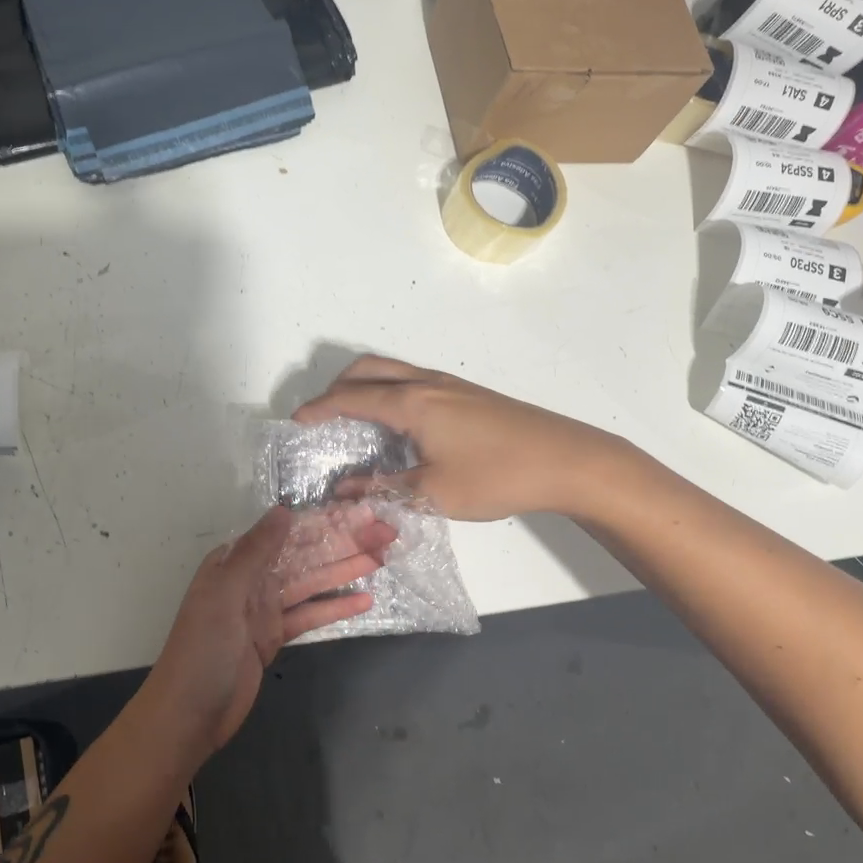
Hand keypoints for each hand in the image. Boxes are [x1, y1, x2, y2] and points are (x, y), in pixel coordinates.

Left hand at [144, 505, 396, 754]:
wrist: (188, 713)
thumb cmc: (202, 648)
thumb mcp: (225, 594)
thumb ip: (256, 552)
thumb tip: (283, 510)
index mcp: (234, 562)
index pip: (286, 533)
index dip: (324, 522)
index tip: (363, 513)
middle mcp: (250, 580)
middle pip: (303, 556)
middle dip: (342, 543)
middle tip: (386, 534)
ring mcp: (263, 610)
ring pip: (311, 584)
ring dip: (344, 572)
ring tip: (382, 560)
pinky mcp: (273, 639)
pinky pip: (309, 617)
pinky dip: (335, 609)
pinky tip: (364, 601)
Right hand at [293, 355, 635, 521]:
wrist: (567, 460)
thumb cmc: (496, 476)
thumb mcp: (433, 493)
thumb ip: (383, 490)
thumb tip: (343, 491)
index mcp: (412, 403)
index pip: (351, 398)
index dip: (318, 409)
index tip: (295, 422)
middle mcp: (425, 383)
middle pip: (367, 368)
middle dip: (336, 386)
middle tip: (321, 416)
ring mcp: (449, 384)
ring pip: (391, 370)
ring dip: (363, 385)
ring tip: (352, 418)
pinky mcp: (467, 393)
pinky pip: (411, 379)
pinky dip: (388, 390)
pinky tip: (396, 424)